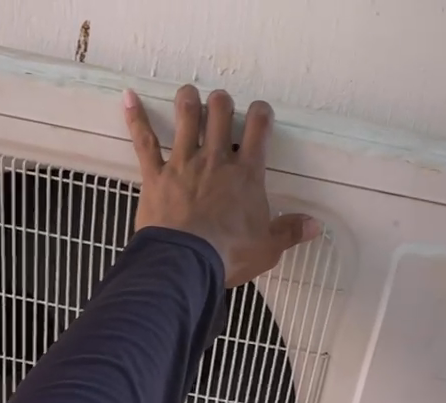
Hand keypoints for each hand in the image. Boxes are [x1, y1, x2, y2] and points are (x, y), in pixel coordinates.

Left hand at [124, 85, 319, 286]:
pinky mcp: (156, 175)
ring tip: (189, 96)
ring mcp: (184, 163)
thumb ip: (290, 232)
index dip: (261, 114)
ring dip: (188, 101)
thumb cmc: (230, 255)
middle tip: (221, 107)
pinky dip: (136, 118)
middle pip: (220, 112)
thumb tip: (315, 225)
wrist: (187, 263)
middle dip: (222, 103)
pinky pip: (144, 142)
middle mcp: (215, 159)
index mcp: (246, 174)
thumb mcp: (267, 248)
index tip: (260, 113)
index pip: (258, 129)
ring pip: (186, 116)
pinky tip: (129, 98)